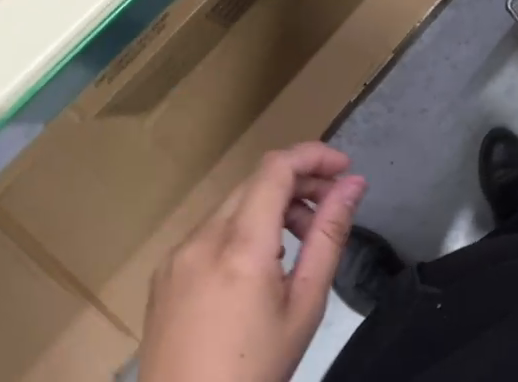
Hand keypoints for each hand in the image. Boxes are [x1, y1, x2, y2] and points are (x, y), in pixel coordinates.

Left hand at [139, 143, 366, 381]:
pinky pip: (210, 232)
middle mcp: (202, 239)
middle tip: (331, 209)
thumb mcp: (305, 304)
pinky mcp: (163, 274)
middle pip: (256, 181)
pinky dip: (243, 230)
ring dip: (272, 207)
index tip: (345, 170)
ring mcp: (176, 256)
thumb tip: (353, 184)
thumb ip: (330, 236)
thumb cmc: (257, 369)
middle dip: (299, 183)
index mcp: (240, 246)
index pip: (277, 168)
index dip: (314, 156)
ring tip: (298, 244)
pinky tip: (258, 267)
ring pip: (233, 205)